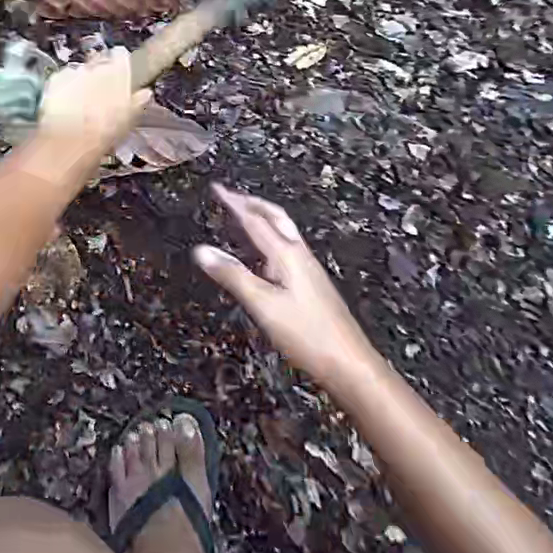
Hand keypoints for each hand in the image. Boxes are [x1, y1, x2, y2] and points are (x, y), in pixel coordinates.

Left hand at [33, 47, 151, 160]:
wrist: (69, 139)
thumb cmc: (104, 132)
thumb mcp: (127, 120)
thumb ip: (136, 102)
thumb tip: (145, 94)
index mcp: (117, 72)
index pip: (120, 57)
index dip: (120, 65)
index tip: (119, 75)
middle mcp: (95, 66)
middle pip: (99, 62)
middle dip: (99, 74)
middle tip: (99, 94)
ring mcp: (73, 71)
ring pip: (80, 71)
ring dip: (81, 81)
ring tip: (80, 104)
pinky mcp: (55, 80)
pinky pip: (63, 80)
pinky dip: (64, 88)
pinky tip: (66, 105)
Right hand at [195, 184, 379, 389]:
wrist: (350, 364)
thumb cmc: (307, 334)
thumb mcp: (263, 305)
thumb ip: (232, 275)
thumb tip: (202, 250)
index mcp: (285, 254)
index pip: (254, 220)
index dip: (233, 203)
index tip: (216, 188)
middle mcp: (299, 254)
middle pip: (274, 217)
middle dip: (251, 203)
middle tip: (230, 196)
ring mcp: (308, 268)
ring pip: (283, 229)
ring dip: (262, 216)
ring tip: (245, 215)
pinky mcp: (312, 282)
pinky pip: (287, 245)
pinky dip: (270, 235)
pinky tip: (265, 253)